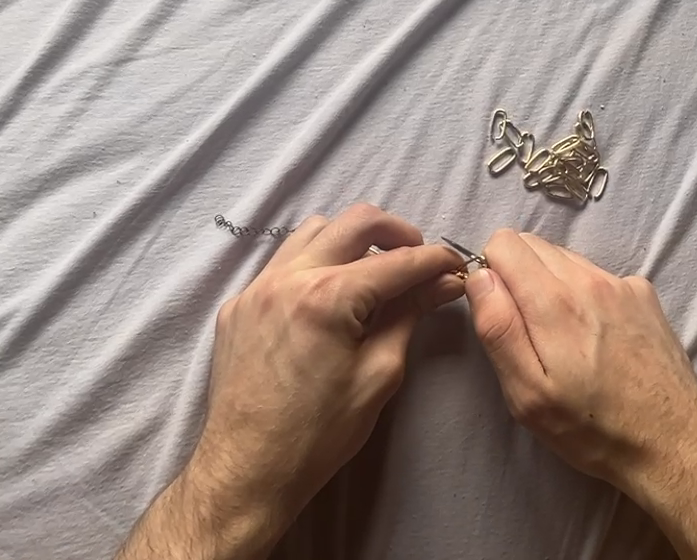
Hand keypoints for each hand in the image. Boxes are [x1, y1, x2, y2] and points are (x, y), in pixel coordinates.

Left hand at [119, 204, 463, 559]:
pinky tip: (330, 294)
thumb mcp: (380, 373)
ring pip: (316, 229)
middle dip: (397, 232)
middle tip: (418, 258)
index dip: (435, 260)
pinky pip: (284, 260)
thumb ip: (411, 313)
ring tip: (373, 270)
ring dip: (352, 239)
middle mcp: (290, 277)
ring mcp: (259, 286)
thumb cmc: (319, 435)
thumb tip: (445, 282)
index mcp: (329, 296)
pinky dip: (316, 261)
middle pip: (357, 221)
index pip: (398, 261)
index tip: (456, 264)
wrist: (245, 475)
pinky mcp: (240, 302)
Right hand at [465, 230, 696, 559]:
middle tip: (530, 329)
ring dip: (552, 283)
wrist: (673, 440)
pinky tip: (597, 335)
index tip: (499, 308)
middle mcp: (588, 278)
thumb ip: (498, 328)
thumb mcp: (528, 395)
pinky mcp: (643, 291)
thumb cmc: (591, 428)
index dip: (492, 271)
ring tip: (564, 336)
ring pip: (565, 258)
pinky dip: (586, 293)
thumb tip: (480, 277)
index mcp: (554, 301)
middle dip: (519, 275)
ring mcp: (620, 281)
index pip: (505, 242)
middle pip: (533, 244)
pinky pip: (597, 274)